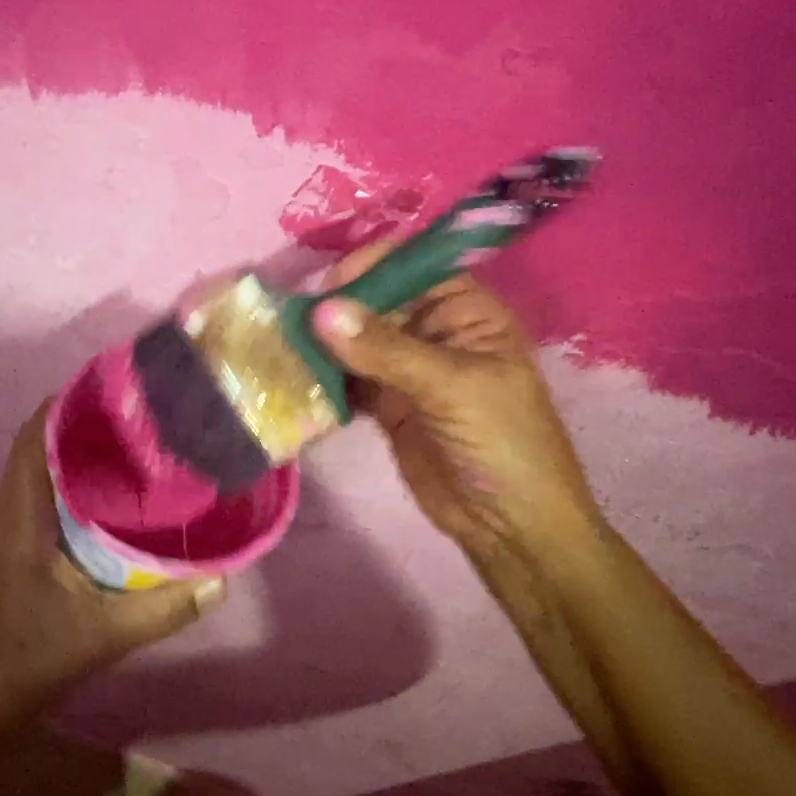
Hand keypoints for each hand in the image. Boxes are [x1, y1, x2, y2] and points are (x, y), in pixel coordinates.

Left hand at [0, 401, 225, 713]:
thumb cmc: (42, 653)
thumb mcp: (110, 632)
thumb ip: (167, 607)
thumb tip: (224, 578)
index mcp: (19, 517)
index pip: (33, 439)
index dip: (65, 405)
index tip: (112, 388)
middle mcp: (6, 508)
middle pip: (34, 440)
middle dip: (76, 416)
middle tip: (131, 408)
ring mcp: (5, 521)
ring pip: (33, 459)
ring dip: (69, 439)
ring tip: (124, 431)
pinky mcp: (12, 533)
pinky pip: (35, 480)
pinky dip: (63, 465)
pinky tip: (106, 476)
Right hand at [312, 242, 600, 549]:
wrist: (512, 528)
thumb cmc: (503, 444)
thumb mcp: (452, 388)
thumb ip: (386, 349)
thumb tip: (321, 310)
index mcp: (467, 312)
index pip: (413, 267)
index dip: (372, 267)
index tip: (327, 287)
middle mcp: (435, 330)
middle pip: (377, 300)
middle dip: (337, 305)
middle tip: (290, 319)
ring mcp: (408, 368)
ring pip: (357, 339)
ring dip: (323, 341)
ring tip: (282, 345)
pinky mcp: (387, 403)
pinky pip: (349, 377)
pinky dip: (324, 377)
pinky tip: (296, 377)